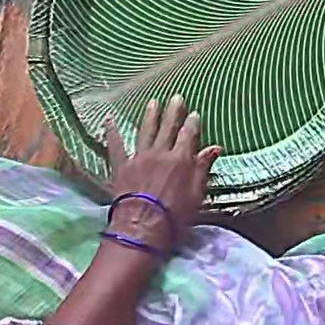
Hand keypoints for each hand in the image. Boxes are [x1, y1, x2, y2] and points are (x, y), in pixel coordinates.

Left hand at [104, 95, 222, 250]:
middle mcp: (160, 153)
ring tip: (153, 103)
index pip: (188, 136)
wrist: (142, 227)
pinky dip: (113, 132)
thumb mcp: (197, 194)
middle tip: (176, 97)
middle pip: (168, 128)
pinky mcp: (121, 166)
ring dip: (150, 116)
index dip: (192, 124)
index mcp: (181, 159)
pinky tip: (110, 120)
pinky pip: (116, 146)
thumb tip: (214, 147)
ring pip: (146, 132)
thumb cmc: (175, 216)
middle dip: (173, 112)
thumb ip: (203, 168)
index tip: (194, 113)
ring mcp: (139, 158)